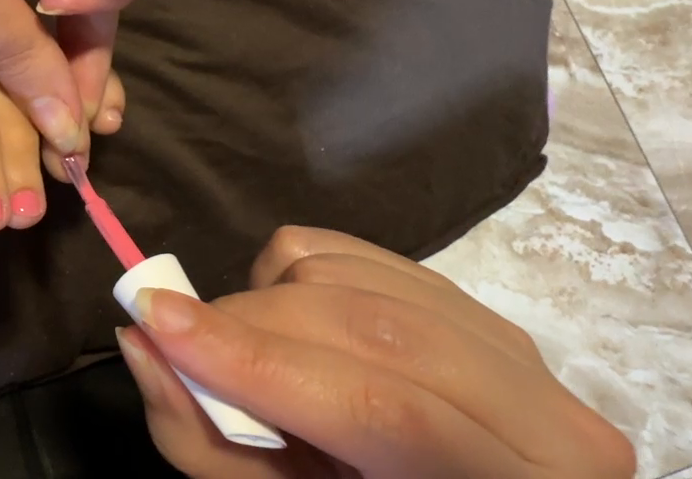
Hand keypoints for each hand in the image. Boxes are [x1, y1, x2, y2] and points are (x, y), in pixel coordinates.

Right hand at [115, 227, 635, 477]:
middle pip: (371, 329)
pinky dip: (290, 275)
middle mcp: (550, 415)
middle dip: (250, 326)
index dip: (260, 360)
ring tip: (256, 359)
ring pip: (353, 277)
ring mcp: (513, 345)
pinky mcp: (464, 298)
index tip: (155, 320)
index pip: (387, 409)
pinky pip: (347, 251)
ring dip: (268, 301)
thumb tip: (142, 340)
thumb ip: (205, 440)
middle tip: (176, 338)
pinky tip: (295, 328)